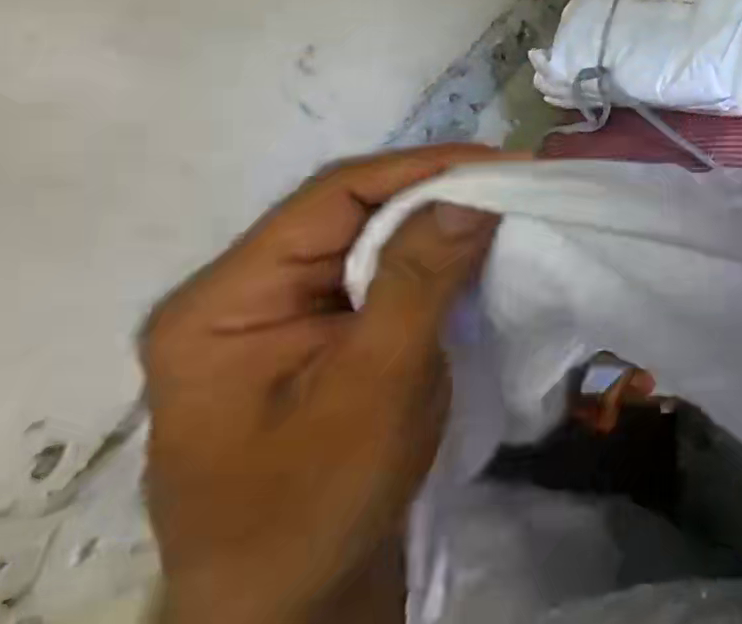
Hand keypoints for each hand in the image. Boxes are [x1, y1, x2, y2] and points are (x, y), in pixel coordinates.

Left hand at [143, 145, 510, 623]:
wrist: (295, 609)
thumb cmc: (319, 502)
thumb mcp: (374, 386)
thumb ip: (419, 280)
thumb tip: (473, 192)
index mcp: (226, 301)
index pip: (332, 197)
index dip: (422, 167)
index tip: (505, 162)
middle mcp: (245, 296)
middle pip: (348, 213)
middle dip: (435, 192)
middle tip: (516, 182)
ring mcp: (281, 320)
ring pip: (368, 243)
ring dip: (438, 224)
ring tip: (506, 209)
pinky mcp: (320, 342)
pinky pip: (378, 279)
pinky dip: (432, 262)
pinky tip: (473, 256)